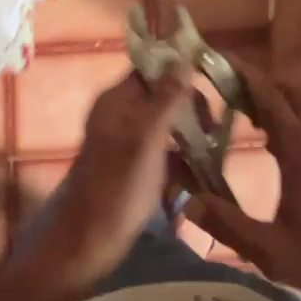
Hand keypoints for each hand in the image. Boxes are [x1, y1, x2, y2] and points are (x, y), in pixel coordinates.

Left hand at [22, 70, 191, 291]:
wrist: (88, 243)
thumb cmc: (117, 187)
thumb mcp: (146, 138)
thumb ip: (165, 98)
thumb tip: (184, 57)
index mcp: (116, 99)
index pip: (151, 68)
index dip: (180, 71)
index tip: (211, 85)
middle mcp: (120, 114)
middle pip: (162, 96)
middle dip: (190, 108)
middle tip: (212, 130)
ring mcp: (126, 142)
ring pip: (166, 125)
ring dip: (190, 135)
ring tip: (212, 154)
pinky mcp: (133, 168)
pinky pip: (163, 152)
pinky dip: (181, 159)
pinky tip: (199, 176)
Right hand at [185, 63, 300, 300]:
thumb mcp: (271, 253)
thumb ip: (225, 224)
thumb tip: (185, 200)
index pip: (267, 93)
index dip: (240, 73)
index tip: (216, 62)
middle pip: (291, 88)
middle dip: (261, 84)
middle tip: (234, 97)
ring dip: (284, 100)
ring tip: (258, 121)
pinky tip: (293, 146)